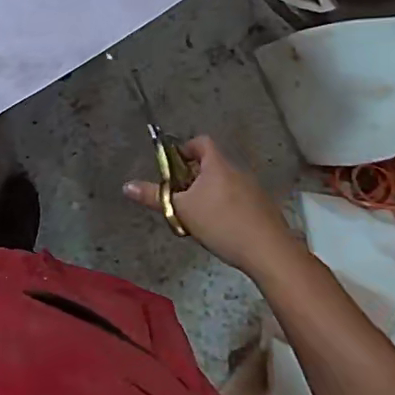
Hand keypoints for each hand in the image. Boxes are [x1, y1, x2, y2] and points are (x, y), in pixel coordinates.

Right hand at [123, 136, 293, 272]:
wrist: (269, 252)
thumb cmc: (221, 223)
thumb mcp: (181, 210)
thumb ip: (154, 196)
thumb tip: (126, 186)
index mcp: (217, 164)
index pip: (201, 142)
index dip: (185, 149)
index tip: (173, 166)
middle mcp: (237, 171)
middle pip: (212, 164)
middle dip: (193, 177)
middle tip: (179, 196)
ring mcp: (254, 189)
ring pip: (225, 183)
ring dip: (210, 193)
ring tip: (197, 215)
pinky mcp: (264, 208)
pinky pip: (239, 199)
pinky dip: (226, 207)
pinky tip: (220, 228)